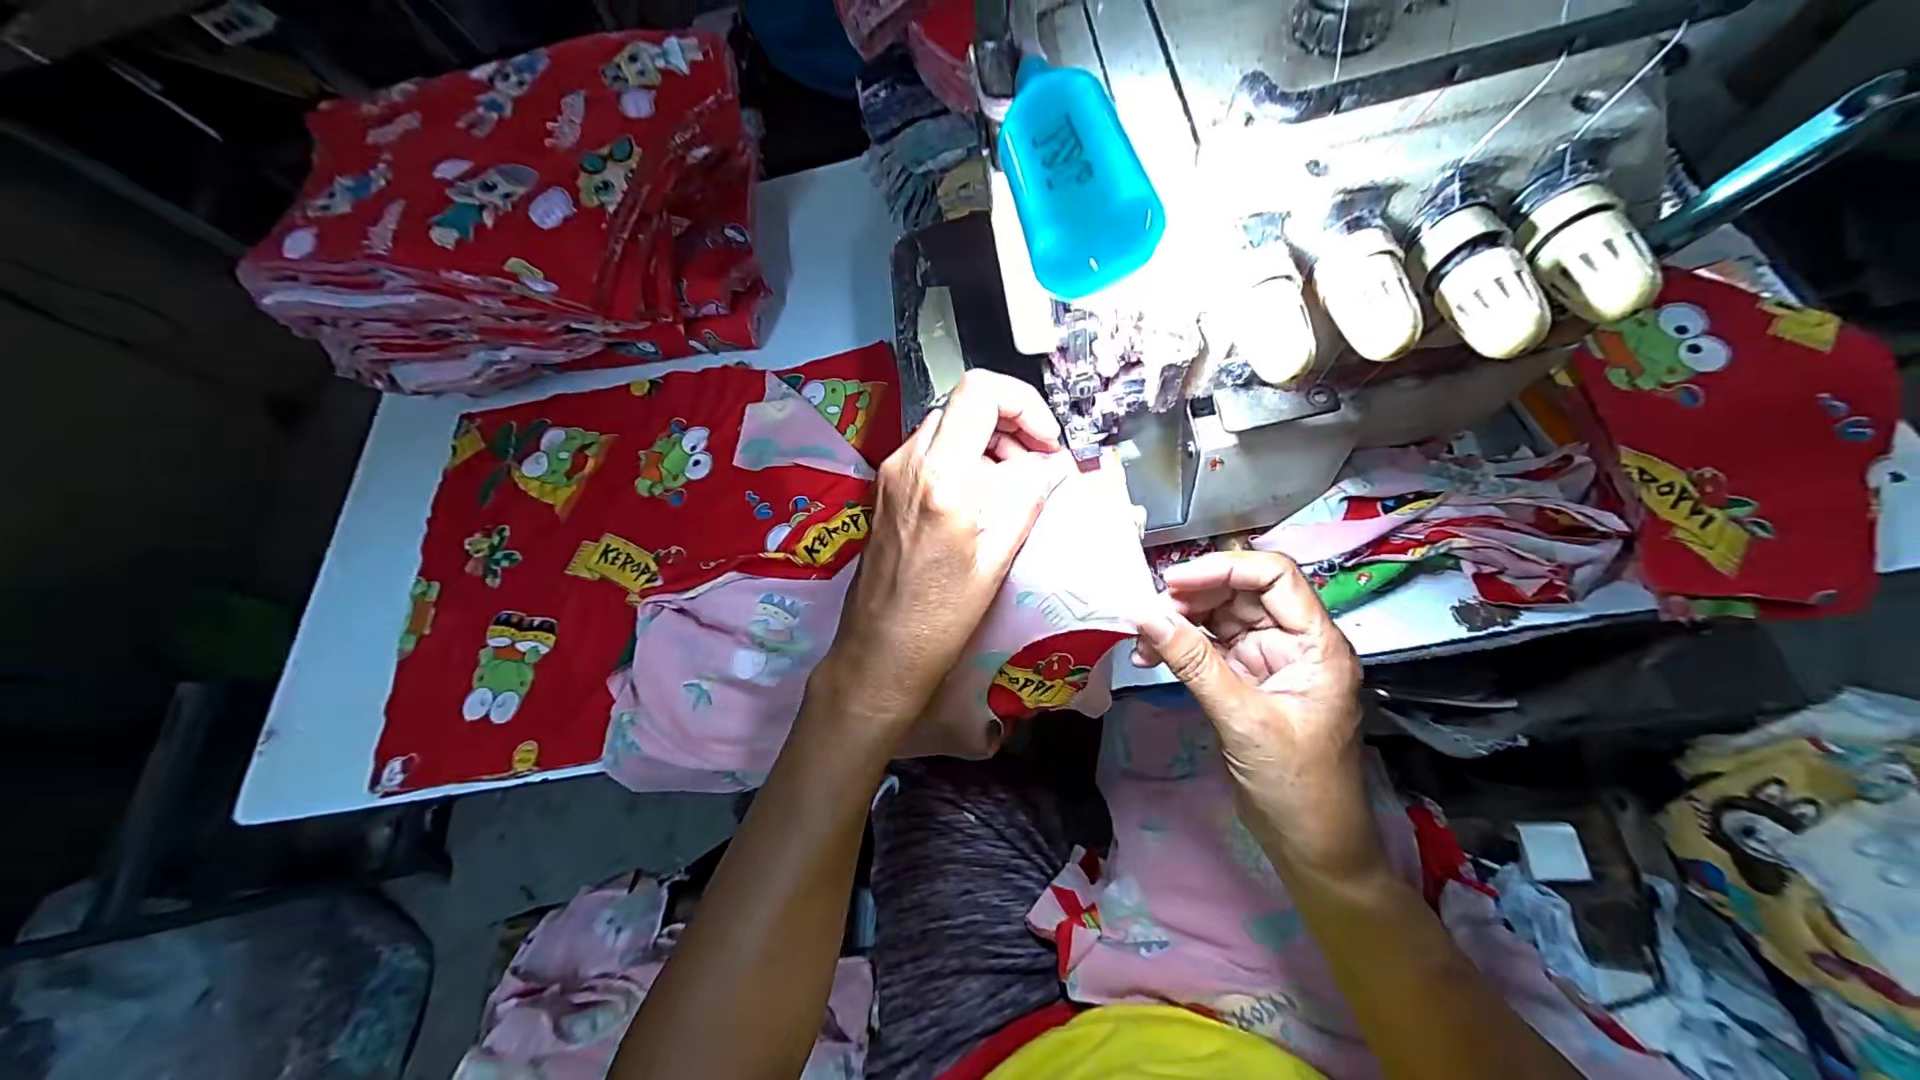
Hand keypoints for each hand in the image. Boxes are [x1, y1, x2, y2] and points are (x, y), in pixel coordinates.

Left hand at [814, 370, 1069, 742]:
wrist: (878, 652)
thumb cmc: (937, 620)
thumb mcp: (995, 560)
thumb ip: (1027, 499)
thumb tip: (1054, 466)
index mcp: (939, 478)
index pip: (980, 392)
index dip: (1025, 404)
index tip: (1046, 441)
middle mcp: (907, 464)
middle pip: (964, 404)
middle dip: (1011, 424)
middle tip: (1037, 464)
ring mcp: (890, 474)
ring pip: (948, 426)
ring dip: (989, 442)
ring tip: (1015, 484)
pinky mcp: (885, 490)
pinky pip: (931, 451)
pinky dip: (965, 459)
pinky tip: (983, 498)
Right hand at [1134, 551, 1378, 877]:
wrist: (1312, 847)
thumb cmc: (1298, 787)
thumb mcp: (1244, 720)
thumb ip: (1193, 663)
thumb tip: (1144, 616)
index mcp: (1317, 644)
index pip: (1274, 578)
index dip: (1223, 570)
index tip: (1173, 583)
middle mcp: (1294, 643)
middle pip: (1242, 594)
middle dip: (1193, 597)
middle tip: (1149, 613)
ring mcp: (1269, 661)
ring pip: (1220, 619)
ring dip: (1180, 622)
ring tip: (1143, 637)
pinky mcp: (1246, 680)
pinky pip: (1209, 648)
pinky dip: (1180, 647)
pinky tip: (1151, 654)